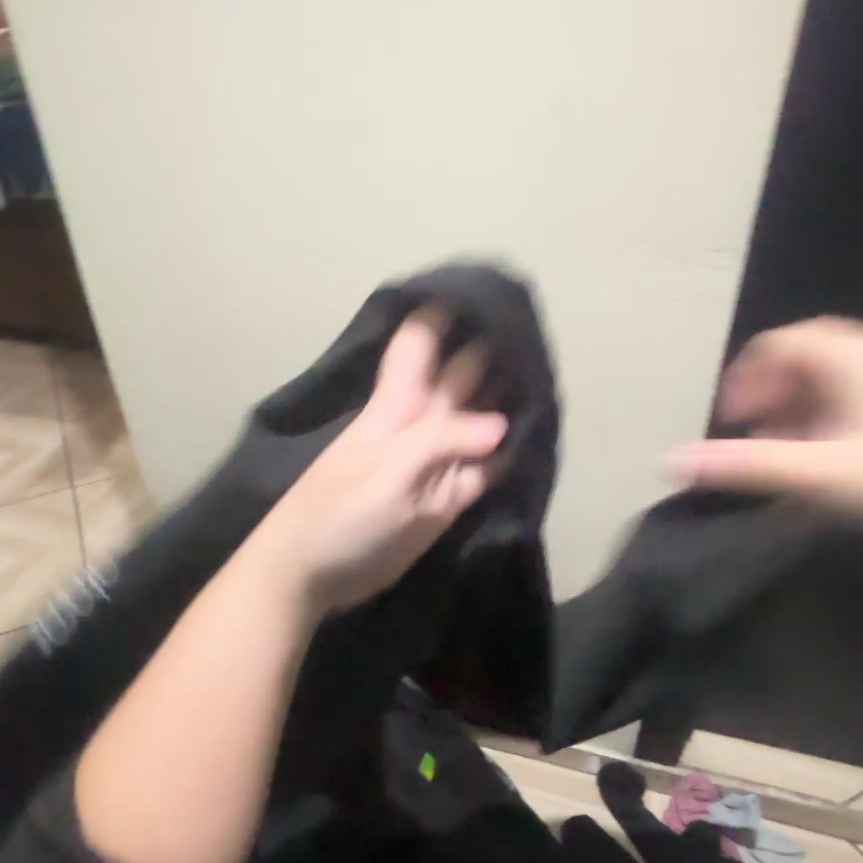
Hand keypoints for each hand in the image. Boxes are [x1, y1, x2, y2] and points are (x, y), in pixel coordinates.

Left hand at [249, 309, 508, 612]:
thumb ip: (441, 442)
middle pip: (461, 376)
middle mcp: (422, 424)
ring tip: (549, 380)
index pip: (421, 341)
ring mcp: (436, 463)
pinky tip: (535, 440)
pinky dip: (508, 456)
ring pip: (480, 422)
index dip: (445, 311)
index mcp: (398, 405)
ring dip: (507, 403)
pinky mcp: (448, 500)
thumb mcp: (386, 473)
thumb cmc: (338, 513)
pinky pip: (485, 469)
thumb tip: (502, 425)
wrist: (313, 573)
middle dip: (492, 352)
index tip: (482, 289)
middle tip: (537, 333)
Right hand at [664, 317, 862, 540]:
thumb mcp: (829, 476)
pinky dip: (856, 421)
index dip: (750, 375)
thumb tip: (671, 460)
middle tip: (766, 447)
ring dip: (817, 414)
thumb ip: (748, 467)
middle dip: (780, 399)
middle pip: (819, 358)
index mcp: (862, 356)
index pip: (786, 339)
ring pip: (857, 381)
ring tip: (809, 465)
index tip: (736, 421)